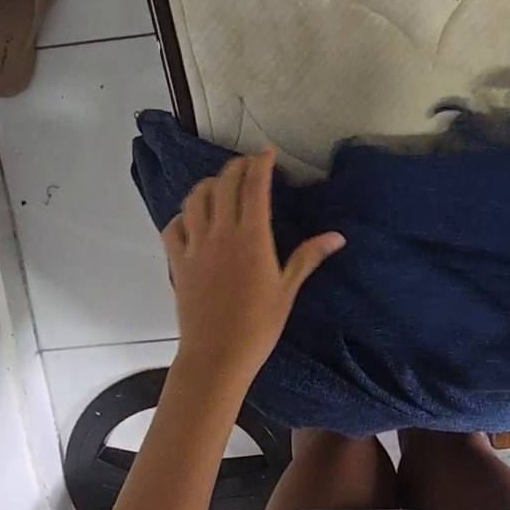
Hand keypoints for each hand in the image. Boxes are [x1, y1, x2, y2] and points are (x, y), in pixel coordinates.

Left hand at [161, 150, 344, 386]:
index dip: (260, 164)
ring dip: (208, 185)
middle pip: (223, 185)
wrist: (217, 355)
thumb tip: (337, 237)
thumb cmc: (258, 326)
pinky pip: (173, 228)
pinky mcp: (177, 263)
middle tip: (248, 166)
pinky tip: (192, 219)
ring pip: (194, 200)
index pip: (254, 187)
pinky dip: (182, 216)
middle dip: (236, 168)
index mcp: (251, 238)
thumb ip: (308, 258)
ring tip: (219, 185)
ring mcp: (195, 247)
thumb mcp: (287, 290)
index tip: (267, 153)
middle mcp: (220, 234)